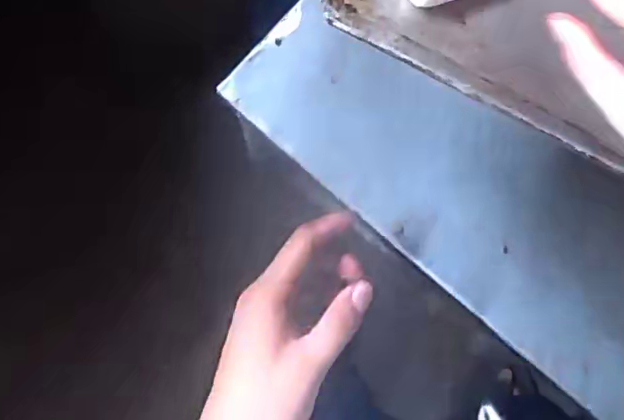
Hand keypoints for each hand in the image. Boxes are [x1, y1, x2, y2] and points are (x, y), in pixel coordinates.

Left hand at [200, 213, 372, 419]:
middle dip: (333, 259)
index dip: (329, 228)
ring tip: (353, 295)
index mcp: (266, 294)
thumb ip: (337, 323)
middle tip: (361, 277)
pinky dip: (316, 299)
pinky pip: (293, 302)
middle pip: (301, 260)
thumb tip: (366, 285)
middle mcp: (260, 297)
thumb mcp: (307, 364)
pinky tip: (333, 315)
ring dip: (327, 280)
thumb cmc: (265, 401)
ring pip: (298, 282)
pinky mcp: (261, 336)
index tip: (356, 221)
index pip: (301, 243)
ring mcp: (258, 317)